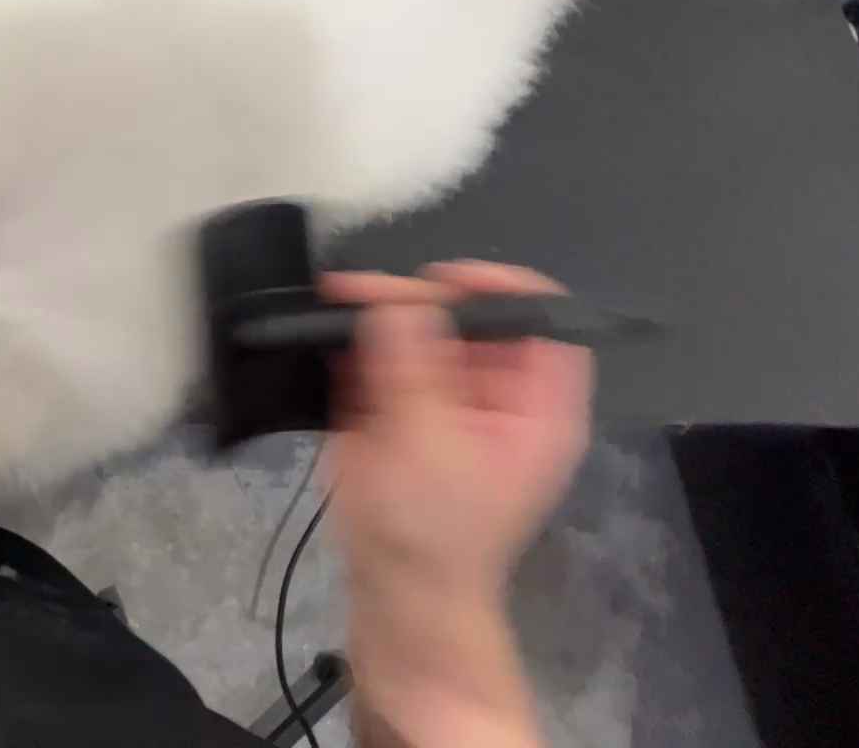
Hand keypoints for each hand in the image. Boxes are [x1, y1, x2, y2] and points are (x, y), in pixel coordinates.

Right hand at [322, 261, 592, 602]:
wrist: (393, 578)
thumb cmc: (433, 526)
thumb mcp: (431, 448)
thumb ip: (415, 374)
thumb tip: (399, 306)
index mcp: (528, 405)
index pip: (537, 325)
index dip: (501, 291)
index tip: (444, 280)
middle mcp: (484, 389)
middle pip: (460, 318)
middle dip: (413, 299)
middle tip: (361, 292)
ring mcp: (431, 392)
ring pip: (409, 328)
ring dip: (372, 311)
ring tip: (332, 298)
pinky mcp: (385, 399)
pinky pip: (369, 351)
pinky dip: (346, 336)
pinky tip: (321, 327)